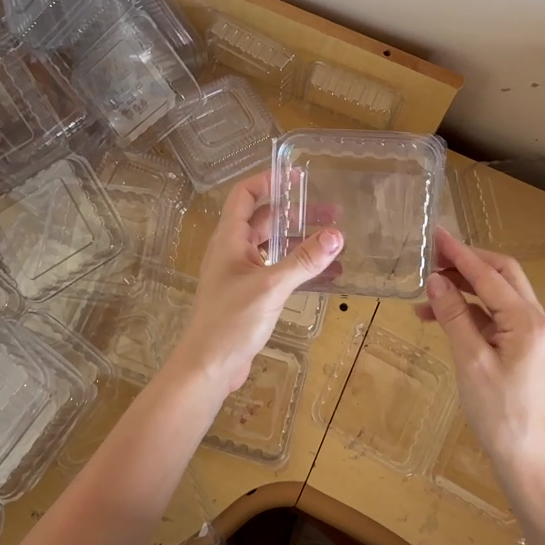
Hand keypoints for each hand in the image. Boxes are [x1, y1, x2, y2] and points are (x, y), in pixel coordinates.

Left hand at [167, 171, 343, 398]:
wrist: (208, 367)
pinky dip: (298, 267)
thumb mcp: (271, 286)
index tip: (300, 176)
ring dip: (300, 240)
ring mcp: (239, 273)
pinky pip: (276, 270)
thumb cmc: (231, 321)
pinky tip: (325, 275)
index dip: (269, 180)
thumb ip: (303, 260)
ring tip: (334, 241)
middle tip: (331, 211)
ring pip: (272, 246)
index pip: (245, 194)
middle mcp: (232, 251)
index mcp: (229, 239)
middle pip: (263, 219)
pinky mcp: (248, 295)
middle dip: (296, 212)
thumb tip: (336, 234)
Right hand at [420, 228, 544, 477]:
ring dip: (464, 288)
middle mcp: (535, 319)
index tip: (435, 233)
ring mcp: (531, 333)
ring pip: (496, 294)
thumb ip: (453, 316)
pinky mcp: (522, 347)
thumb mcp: (470, 361)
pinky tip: (440, 317)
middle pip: (501, 274)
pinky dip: (469, 310)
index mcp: (527, 320)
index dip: (460, 253)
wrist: (526, 457)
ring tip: (426, 293)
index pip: (489, 274)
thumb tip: (435, 280)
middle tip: (431, 257)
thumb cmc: (498, 412)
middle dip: (466, 263)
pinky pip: (494, 316)